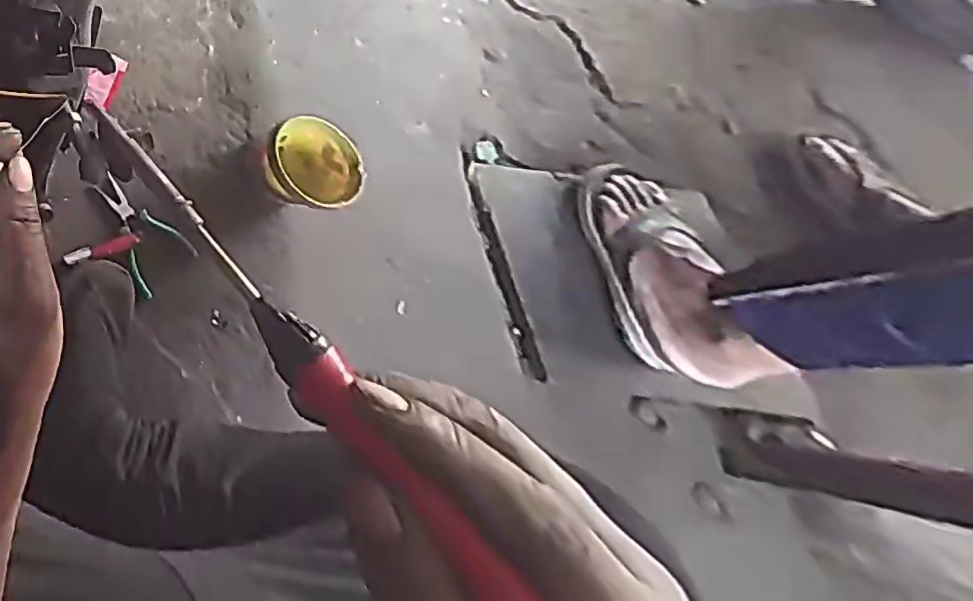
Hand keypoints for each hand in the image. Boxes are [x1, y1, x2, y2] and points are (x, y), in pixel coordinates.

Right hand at [337, 375, 688, 600]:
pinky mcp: (588, 544)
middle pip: (514, 455)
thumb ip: (419, 587)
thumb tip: (364, 485)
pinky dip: (442, 442)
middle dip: (418, 411)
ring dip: (425, 418)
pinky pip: (506, 465)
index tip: (353, 400)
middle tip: (340, 392)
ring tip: (358, 406)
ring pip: (510, 449)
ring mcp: (617, 553)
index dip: (430, 440)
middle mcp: (632, 568)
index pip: (524, 501)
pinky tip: (401, 441)